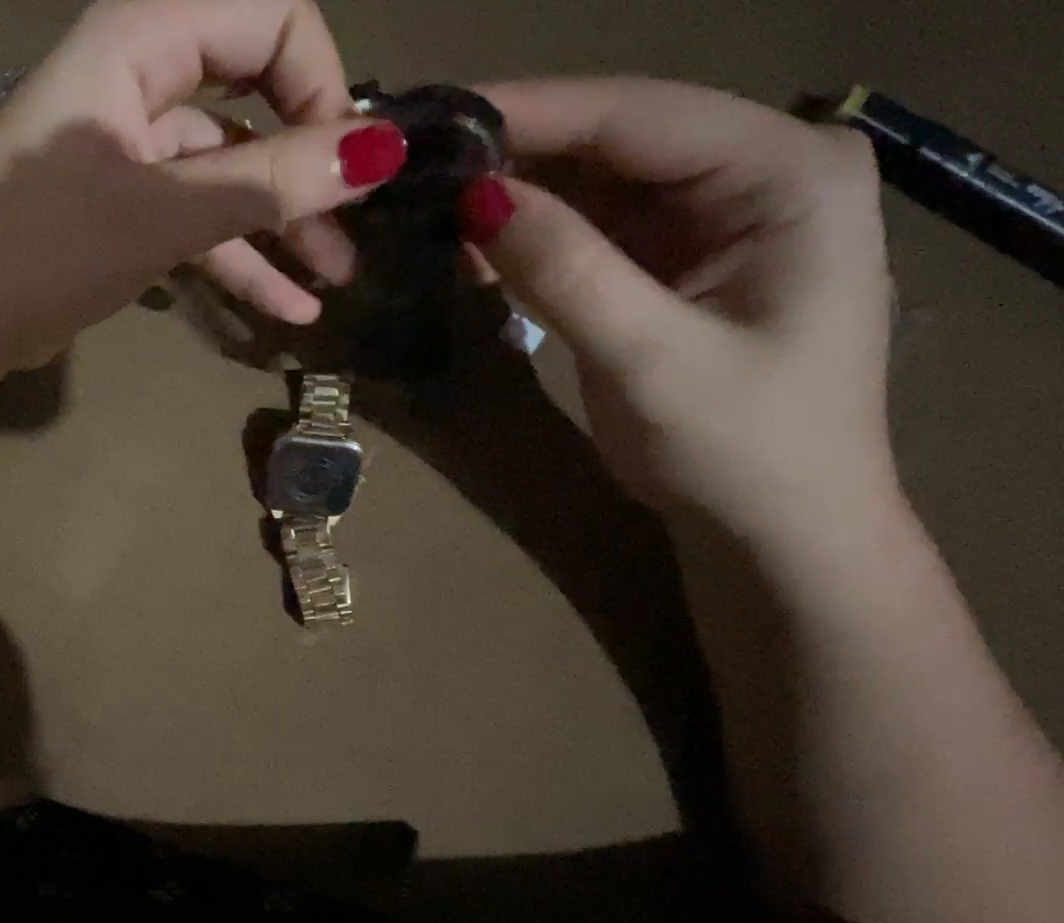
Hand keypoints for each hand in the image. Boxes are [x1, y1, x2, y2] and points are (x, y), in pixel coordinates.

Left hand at [0, 0, 409, 373]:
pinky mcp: (121, 210)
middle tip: (354, 223)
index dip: (318, 86)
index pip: (266, 18)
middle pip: (254, 96)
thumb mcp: (160, 214)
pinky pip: (197, 219)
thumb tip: (382, 149)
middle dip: (308, 161)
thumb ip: (269, 180)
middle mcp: (136, 79)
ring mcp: (129, 150)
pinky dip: (239, 259)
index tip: (344, 164)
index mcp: (137, 40)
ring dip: (282, 224)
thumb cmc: (40, 250)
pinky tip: (288, 309)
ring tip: (335, 281)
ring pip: (228, 170)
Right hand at [466, 78, 896, 541]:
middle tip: (416, 159)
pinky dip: (532, 232)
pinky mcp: (677, 256)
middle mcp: (760, 170)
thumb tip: (473, 196)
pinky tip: (471, 233)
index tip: (434, 119)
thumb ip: (565, 270)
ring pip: (596, 178)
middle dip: (517, 149)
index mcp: (788, 173)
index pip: (641, 115)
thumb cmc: (741, 449)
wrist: (776, 528)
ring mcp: (717, 213)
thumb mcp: (649, 359)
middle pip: (616, 136)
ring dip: (515, 190)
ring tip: (426, 190)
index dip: (532, 112)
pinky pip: (592, 224)